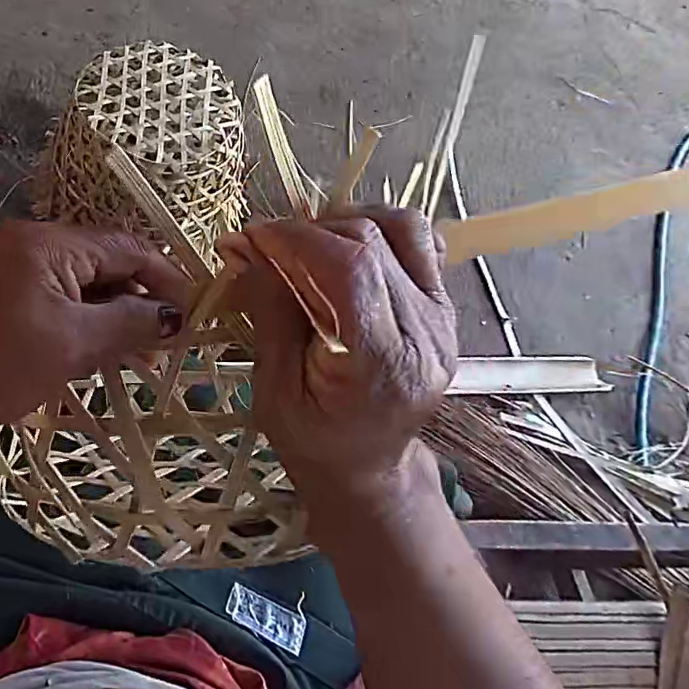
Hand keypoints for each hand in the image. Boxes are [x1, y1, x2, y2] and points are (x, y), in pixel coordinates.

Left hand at [0, 221, 191, 437]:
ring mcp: (15, 266)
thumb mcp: (72, 345)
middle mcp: (33, 242)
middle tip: (170, 341)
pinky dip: (85, 320)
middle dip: (141, 300)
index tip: (194, 313)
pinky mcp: (3, 291)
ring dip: (115, 314)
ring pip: (85, 283)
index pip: (128, 249)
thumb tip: (176, 316)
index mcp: (50, 243)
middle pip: (107, 263)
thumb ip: (129, 324)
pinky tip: (102, 349)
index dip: (166, 279)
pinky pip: (60, 297)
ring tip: (143, 354)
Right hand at [220, 207, 456, 502]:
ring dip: (342, 223)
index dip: (295, 240)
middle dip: (306, 231)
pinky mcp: (443, 303)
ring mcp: (442, 315)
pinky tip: (346, 250)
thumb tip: (246, 247)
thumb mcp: (273, 388)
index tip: (251, 238)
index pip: (349, 270)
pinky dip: (377, 229)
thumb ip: (268, 311)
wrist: (368, 465)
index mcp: (381, 366)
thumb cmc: (313, 440)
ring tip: (306, 248)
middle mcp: (424, 333)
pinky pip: (418, 239)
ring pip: (399, 227)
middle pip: (370, 241)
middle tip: (265, 248)